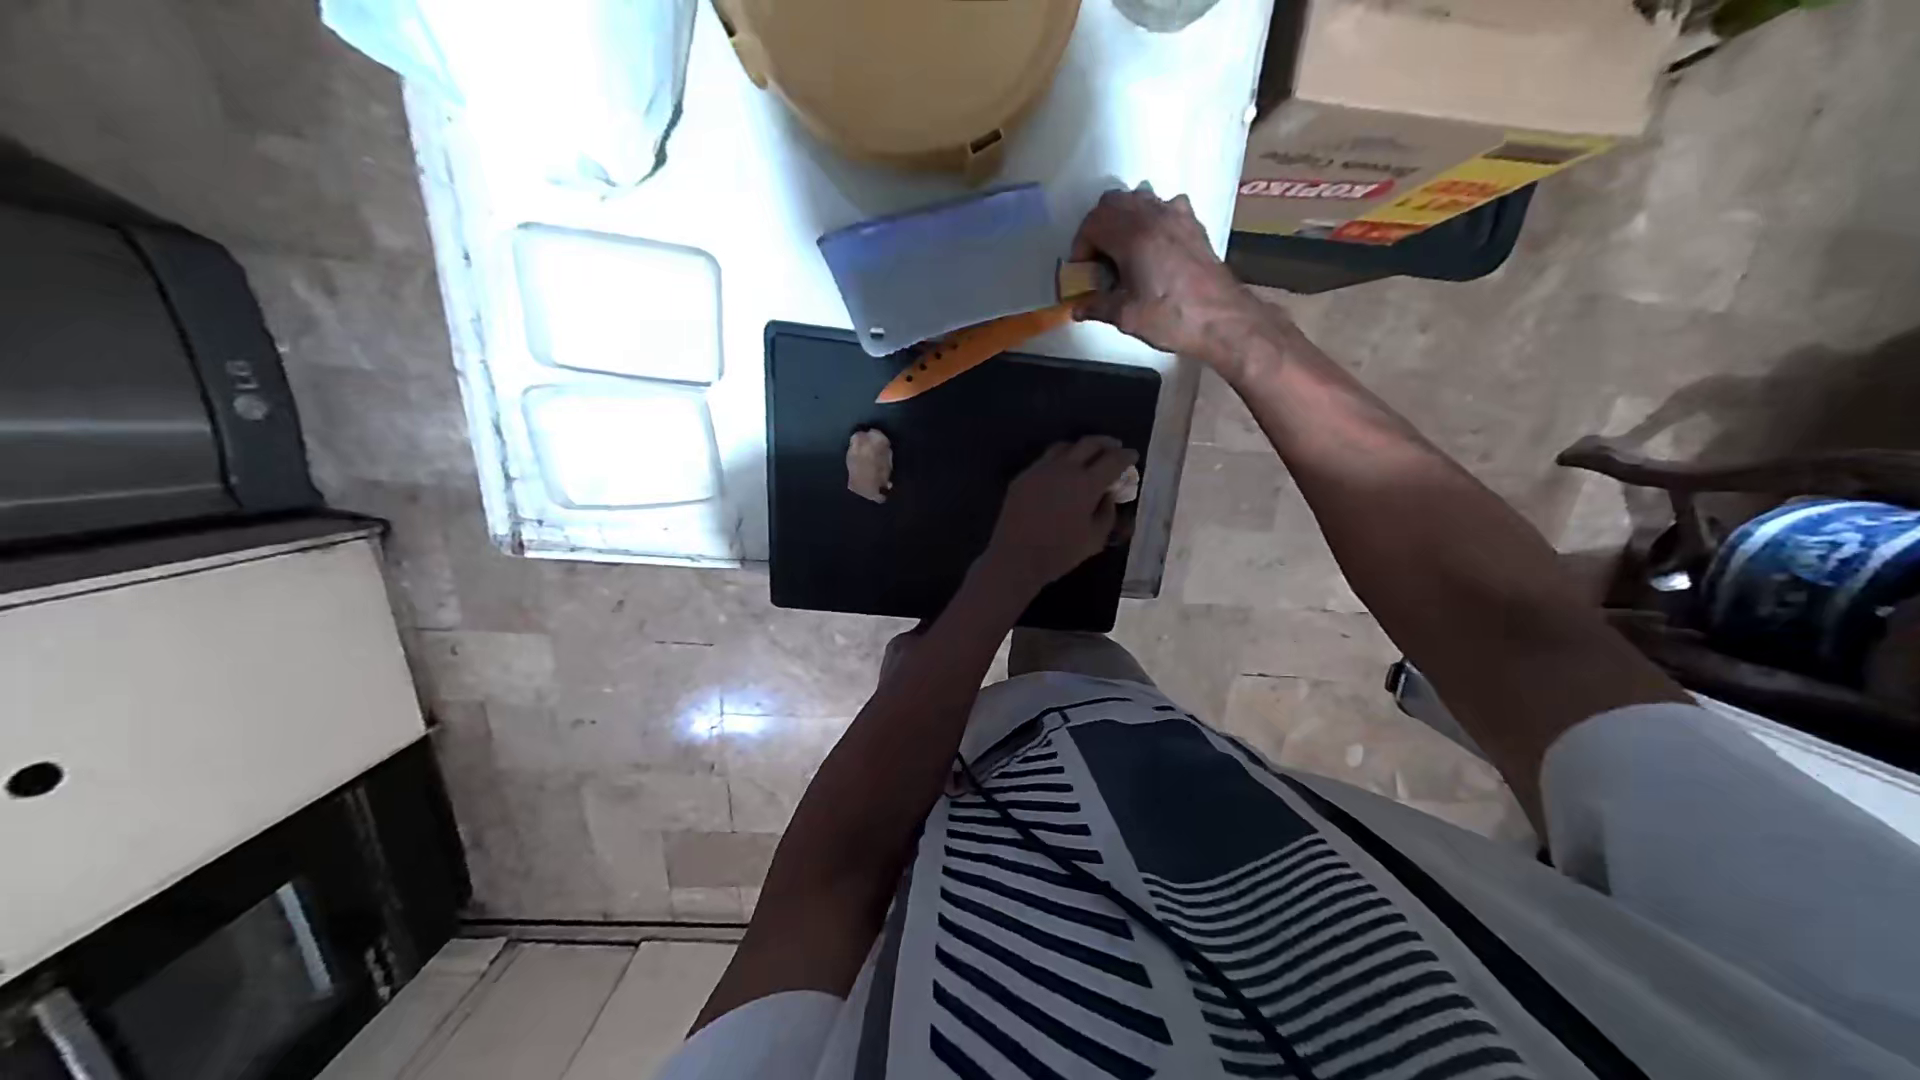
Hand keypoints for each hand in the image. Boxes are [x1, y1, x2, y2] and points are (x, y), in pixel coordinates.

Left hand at [981, 436, 1138, 590]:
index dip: (1126, 455)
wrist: (1016, 558)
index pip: (1113, 460)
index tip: (1133, 455)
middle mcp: (1064, 469)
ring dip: (1081, 447)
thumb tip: (1108, 495)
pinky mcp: (1022, 477)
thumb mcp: (1095, 539)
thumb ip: (1107, 513)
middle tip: (1115, 447)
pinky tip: (1062, 470)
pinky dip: (1060, 459)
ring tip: (1088, 455)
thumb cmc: (1060, 553)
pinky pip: (1045, 460)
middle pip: (1089, 443)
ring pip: (1064, 447)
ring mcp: (1040, 470)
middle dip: (1106, 443)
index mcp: (1086, 484)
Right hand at [1071, 188, 1277, 359]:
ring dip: (1122, 218)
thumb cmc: (1172, 318)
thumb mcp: (1127, 317)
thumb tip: (1077, 308)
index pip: (1092, 224)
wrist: (1222, 319)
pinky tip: (1152, 243)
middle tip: (1097, 259)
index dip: (1080, 247)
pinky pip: (1164, 205)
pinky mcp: (1192, 223)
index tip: (1083, 271)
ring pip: (1138, 198)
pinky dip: (1150, 217)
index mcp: (1132, 236)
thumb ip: (1097, 306)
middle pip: (1112, 203)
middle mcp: (1153, 216)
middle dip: (1097, 228)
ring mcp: (1176, 215)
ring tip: (1121, 250)